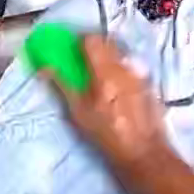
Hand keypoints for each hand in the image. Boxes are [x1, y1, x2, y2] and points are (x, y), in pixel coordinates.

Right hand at [43, 35, 178, 186]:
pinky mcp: (148, 84)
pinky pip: (131, 66)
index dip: (79, 39)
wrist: (145, 155)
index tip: (71, 47)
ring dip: (107, 55)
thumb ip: (62, 85)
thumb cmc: (107, 134)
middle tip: (82, 58)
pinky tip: (116, 86)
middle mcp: (123, 66)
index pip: (91, 39)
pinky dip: (120, 67)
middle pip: (107, 42)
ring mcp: (138, 74)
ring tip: (98, 72)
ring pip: (120, 53)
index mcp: (105, 70)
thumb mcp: (78, 112)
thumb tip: (44, 66)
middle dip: (93, 45)